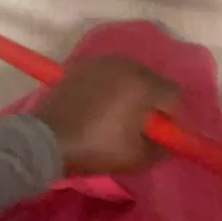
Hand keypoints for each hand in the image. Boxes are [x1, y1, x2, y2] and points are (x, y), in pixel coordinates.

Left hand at [33, 56, 178, 174]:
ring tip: (118, 115)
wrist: (47, 139)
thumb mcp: (137, 158)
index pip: (175, 95)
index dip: (174, 117)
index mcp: (144, 85)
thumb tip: (167, 140)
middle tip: (141, 126)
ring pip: (130, 75)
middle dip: (153, 102)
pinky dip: (111, 87)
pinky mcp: (83, 65)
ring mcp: (103, 62)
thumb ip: (162, 148)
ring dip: (132, 92)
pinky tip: (99, 106)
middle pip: (153, 81)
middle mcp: (127, 65)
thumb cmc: (96, 147)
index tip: (163, 134)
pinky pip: (109, 74)